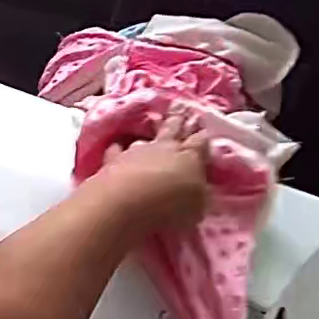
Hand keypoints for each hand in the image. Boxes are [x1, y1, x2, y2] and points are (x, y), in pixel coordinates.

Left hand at [91, 111, 210, 231]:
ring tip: (153, 131)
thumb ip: (200, 194)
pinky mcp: (113, 159)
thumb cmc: (170, 208)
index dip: (203, 136)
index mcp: (189, 158)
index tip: (205, 130)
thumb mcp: (197, 207)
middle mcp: (163, 148)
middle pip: (173, 129)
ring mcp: (136, 151)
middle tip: (181, 110)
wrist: (125, 203)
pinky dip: (119, 149)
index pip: (200, 142)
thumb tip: (203, 188)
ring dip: (150, 137)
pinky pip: (117, 149)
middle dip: (178, 121)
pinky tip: (117, 148)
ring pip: (145, 139)